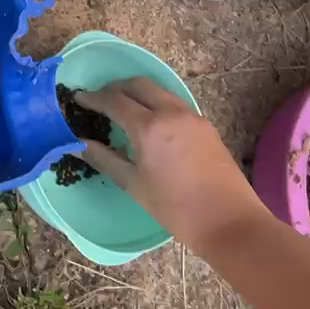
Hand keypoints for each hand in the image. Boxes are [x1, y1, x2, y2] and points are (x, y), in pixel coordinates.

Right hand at [69, 78, 269, 251]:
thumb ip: (104, 159)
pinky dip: (155, 103)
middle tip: (99, 100)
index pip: (114, 101)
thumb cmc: (176, 208)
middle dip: (115, 88)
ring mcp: (193, 118)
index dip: (93, 98)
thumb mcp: (133, 184)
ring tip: (122, 109)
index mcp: (149, 127)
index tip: (78, 99)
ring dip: (137, 93)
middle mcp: (171, 114)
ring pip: (159, 91)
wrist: (231, 223)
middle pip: (138, 85)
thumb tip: (78, 143)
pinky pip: (174, 103)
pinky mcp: (206, 127)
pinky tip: (149, 123)